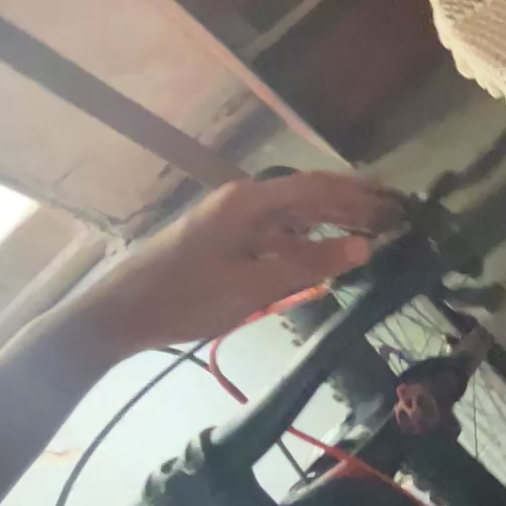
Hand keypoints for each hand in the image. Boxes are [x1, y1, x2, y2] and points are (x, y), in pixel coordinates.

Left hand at [62, 170, 403, 358]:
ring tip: (367, 229)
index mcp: (250, 201)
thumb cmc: (183, 298)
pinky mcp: (223, 238)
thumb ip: (310, 264)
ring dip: (331, 219)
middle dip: (352, 204)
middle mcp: (243, 200)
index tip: (394, 202)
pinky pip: (277, 230)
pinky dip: (306, 236)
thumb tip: (364, 247)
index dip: (360, 194)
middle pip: (308, 195)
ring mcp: (231, 218)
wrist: (111, 319)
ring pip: (294, 212)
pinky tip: (322, 249)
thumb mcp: (252, 285)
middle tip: (392, 215)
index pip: (318, 187)